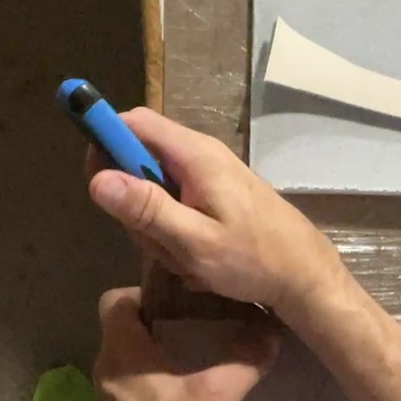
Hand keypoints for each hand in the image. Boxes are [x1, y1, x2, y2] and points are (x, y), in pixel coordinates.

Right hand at [85, 109, 349, 317]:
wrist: (304, 276)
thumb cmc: (255, 260)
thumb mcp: (195, 242)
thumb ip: (148, 210)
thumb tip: (99, 179)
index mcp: (195, 155)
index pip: (134, 123)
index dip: (105, 142)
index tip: (96, 182)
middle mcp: (201, 156)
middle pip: (140, 159)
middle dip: (133, 201)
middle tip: (153, 241)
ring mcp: (209, 176)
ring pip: (155, 189)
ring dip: (156, 226)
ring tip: (182, 256)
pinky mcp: (215, 196)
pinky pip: (176, 205)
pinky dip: (175, 233)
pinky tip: (194, 258)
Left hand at [93, 287, 278, 400]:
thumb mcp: (216, 397)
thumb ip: (244, 361)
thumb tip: (271, 333)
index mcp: (122, 349)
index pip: (116, 299)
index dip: (143, 290)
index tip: (177, 297)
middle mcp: (107, 364)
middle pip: (124, 323)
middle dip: (157, 316)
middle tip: (195, 318)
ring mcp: (107, 392)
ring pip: (127, 351)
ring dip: (155, 345)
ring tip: (195, 346)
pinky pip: (130, 376)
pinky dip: (153, 371)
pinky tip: (184, 384)